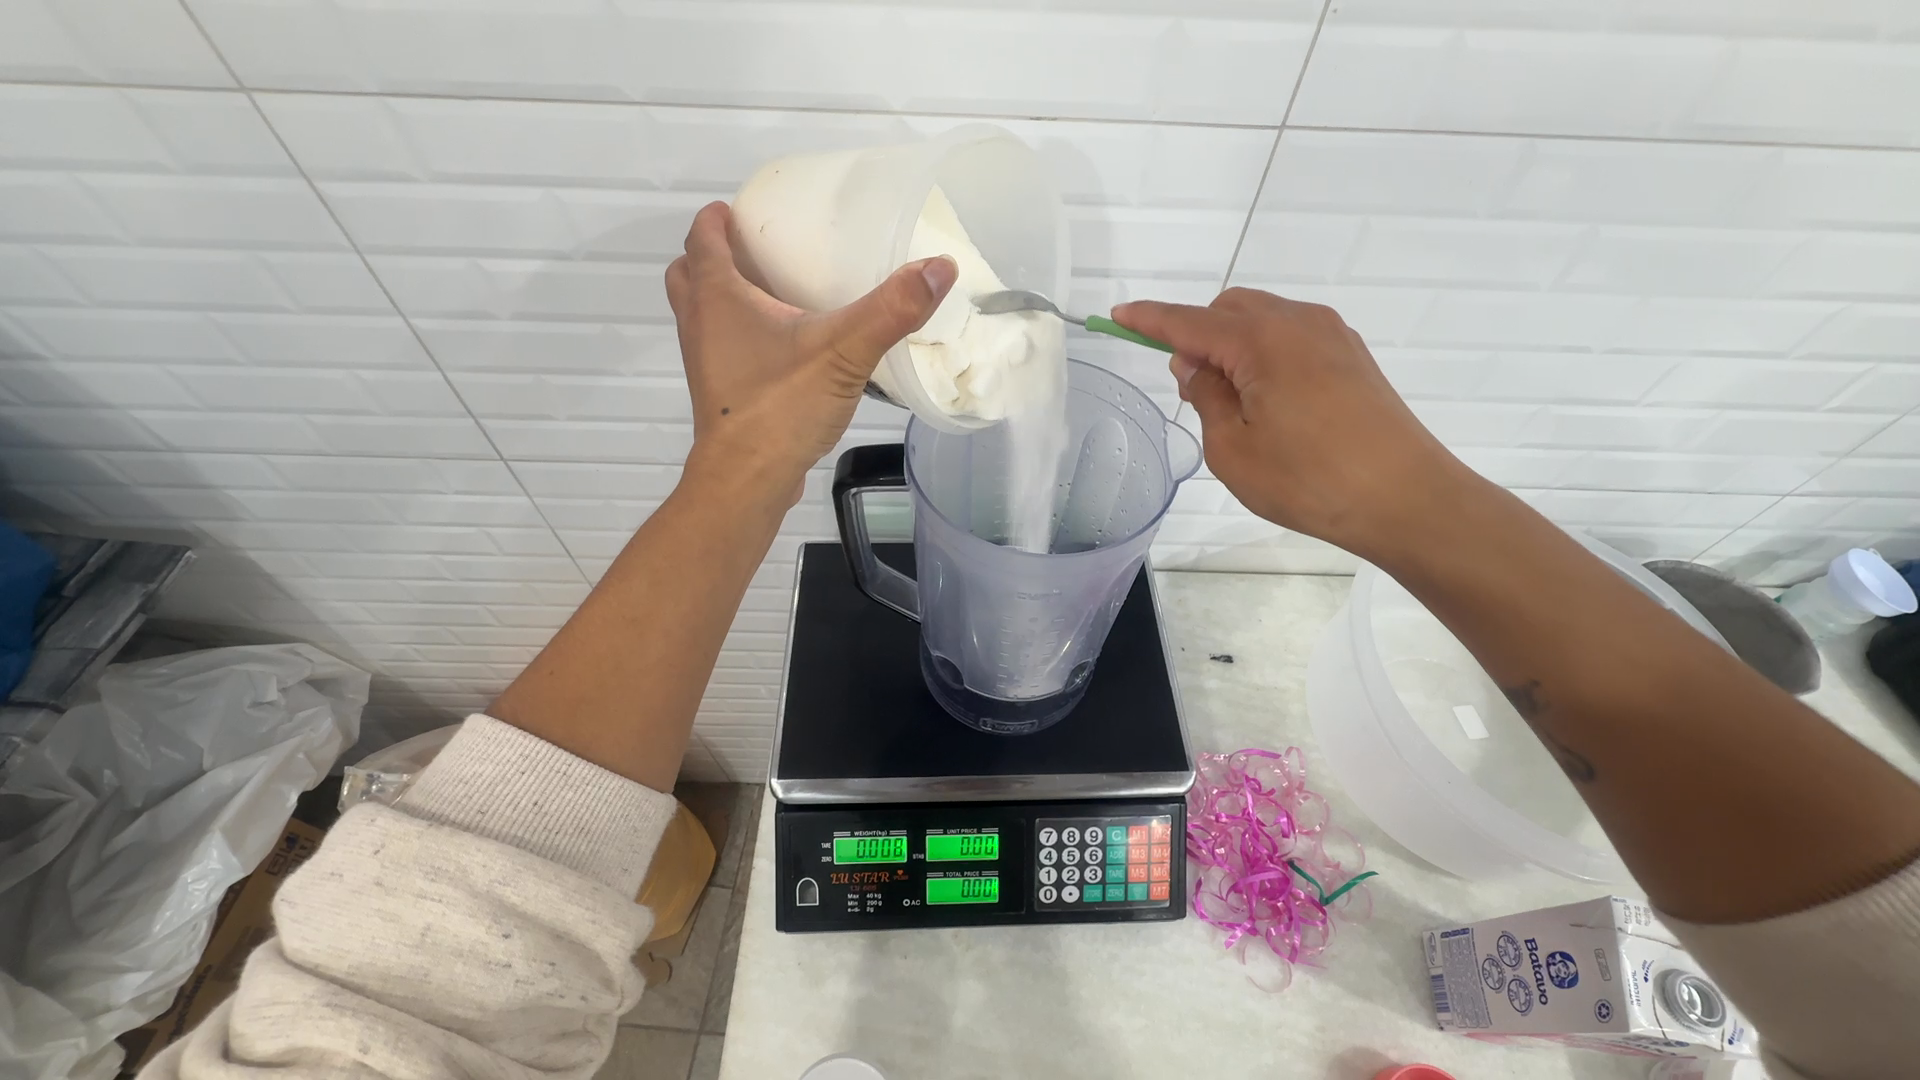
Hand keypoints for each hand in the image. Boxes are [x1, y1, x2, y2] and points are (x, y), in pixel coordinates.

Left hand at [665, 202, 956, 498]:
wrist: (748, 479)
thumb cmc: (781, 406)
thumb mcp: (844, 351)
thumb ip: (891, 310)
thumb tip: (940, 267)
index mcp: (718, 297)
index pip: (702, 238)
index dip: (718, 219)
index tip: (743, 211)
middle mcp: (700, 324)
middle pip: (689, 274)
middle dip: (714, 256)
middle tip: (755, 253)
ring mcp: (704, 364)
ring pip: (700, 314)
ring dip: (723, 298)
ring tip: (772, 296)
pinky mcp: (720, 396)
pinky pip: (720, 350)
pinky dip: (738, 337)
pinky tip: (782, 350)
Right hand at [1113, 288, 1475, 559]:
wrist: (1404, 499)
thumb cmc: (1308, 481)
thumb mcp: (1232, 449)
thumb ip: (1206, 396)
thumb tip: (1196, 365)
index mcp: (1262, 341)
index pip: (1189, 322)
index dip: (1149, 320)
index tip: (1118, 315)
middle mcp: (1299, 323)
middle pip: (1229, 309)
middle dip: (1197, 334)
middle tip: (1190, 388)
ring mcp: (1332, 336)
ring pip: (1262, 319)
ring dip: (1232, 345)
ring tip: (1231, 403)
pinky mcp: (1352, 356)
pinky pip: (1291, 336)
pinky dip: (1264, 353)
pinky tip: (1268, 399)